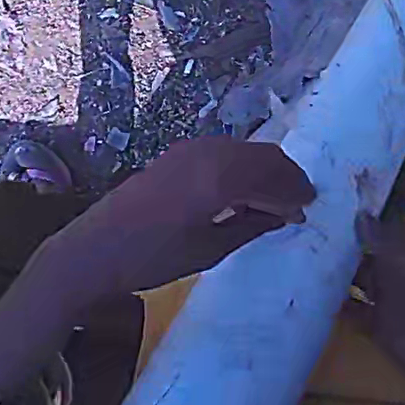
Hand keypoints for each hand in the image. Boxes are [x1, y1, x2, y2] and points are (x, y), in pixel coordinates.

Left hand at [55, 135, 314, 298]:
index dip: (295, 191)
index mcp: (220, 177)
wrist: (94, 249)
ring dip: (266, 170)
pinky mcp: (181, 151)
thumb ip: (252, 225)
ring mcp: (194, 147)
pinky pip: (227, 151)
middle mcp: (211, 152)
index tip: (310, 206)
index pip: (273, 176)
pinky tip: (245, 190)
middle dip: (285, 177)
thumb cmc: (153, 257)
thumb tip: (286, 215)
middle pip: (265, 155)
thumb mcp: (209, 249)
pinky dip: (245, 166)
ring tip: (275, 200)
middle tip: (299, 202)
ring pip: (247, 150)